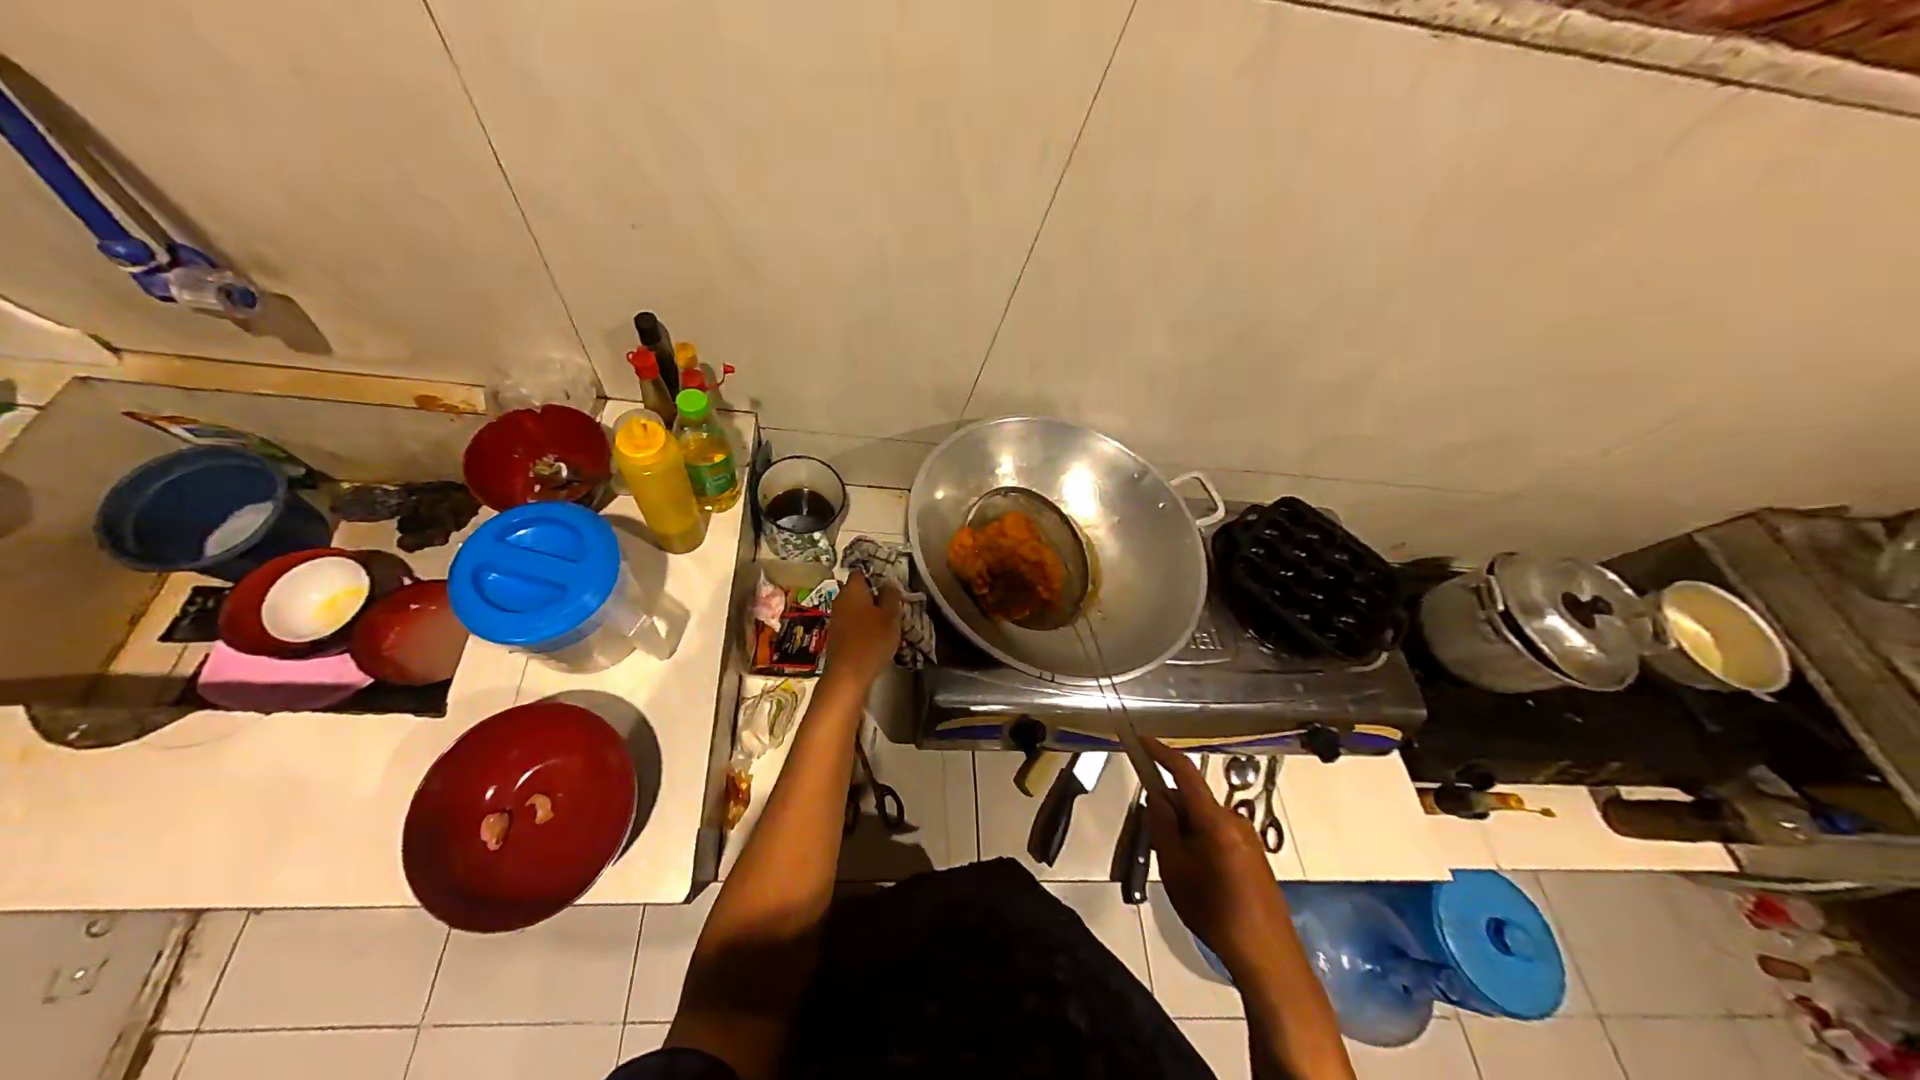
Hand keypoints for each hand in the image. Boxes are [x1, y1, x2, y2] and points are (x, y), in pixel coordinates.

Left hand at [823, 572, 901, 686]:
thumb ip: (890, 596)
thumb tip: (887, 583)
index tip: (889, 585)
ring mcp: (836, 619)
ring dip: (869, 613)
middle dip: (873, 596)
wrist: (848, 674)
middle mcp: (840, 600)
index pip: (860, 573)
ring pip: (855, 608)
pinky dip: (862, 627)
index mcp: (852, 590)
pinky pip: (852, 624)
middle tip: (892, 605)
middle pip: (857, 591)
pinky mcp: (836, 636)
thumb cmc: (872, 640)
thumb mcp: (890, 616)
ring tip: (887, 623)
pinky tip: (875, 637)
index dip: (875, 575)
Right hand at [1142, 738, 1293, 978]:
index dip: (1161, 752)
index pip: (1184, 772)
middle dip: (1169, 810)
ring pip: (1203, 819)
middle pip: (1191, 798)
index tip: (1141, 740)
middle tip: (1154, 841)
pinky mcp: (1253, 854)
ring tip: (1178, 871)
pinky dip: (1199, 842)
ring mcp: (1247, 837)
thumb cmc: (1215, 911)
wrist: (1266, 955)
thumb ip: (1162, 826)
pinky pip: (1217, 834)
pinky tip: (1197, 878)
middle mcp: (1234, 820)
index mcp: (1214, 819)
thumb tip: (1157, 798)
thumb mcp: (1174, 868)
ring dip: (1184, 831)